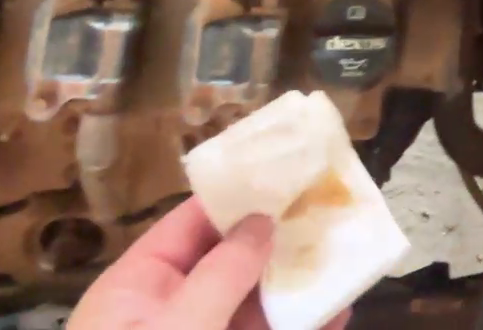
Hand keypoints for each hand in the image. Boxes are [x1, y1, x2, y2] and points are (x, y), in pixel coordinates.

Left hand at [68, 201, 348, 329]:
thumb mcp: (179, 328)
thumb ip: (224, 270)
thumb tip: (263, 219)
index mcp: (137, 288)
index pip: (191, 224)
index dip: (239, 194)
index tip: (288, 168)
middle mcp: (168, 312)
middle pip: (229, 259)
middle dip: (278, 237)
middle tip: (330, 207)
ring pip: (254, 302)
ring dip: (297, 281)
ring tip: (345, 252)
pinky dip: (301, 323)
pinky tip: (338, 310)